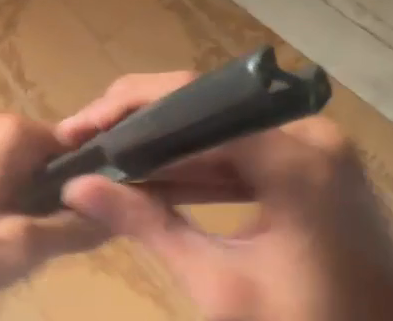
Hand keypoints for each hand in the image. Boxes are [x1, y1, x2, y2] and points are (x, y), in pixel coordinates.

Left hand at [0, 108, 107, 318]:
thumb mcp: (22, 246)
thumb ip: (73, 229)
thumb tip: (114, 215)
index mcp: (14, 131)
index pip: (76, 146)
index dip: (87, 184)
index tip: (88, 221)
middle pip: (46, 155)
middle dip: (53, 194)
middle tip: (44, 239)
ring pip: (20, 164)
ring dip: (26, 197)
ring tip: (14, 238)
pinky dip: (1, 192)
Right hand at [56, 73, 392, 320]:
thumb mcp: (222, 288)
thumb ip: (147, 226)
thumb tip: (75, 188)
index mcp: (294, 156)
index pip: (189, 103)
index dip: (124, 112)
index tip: (76, 130)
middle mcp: (308, 134)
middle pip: (202, 107)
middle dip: (137, 124)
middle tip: (82, 140)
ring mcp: (317, 150)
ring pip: (218, 128)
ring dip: (162, 145)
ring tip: (104, 156)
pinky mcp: (317, 170)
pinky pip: (243, 152)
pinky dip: (198, 166)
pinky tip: (152, 176)